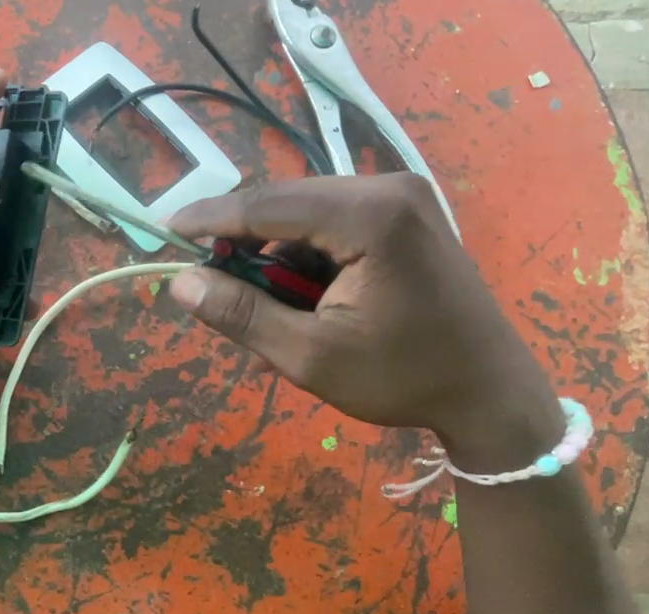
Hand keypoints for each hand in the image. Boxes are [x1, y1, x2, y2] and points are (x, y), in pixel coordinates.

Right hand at [166, 174, 562, 469]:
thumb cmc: (400, 377)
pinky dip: (305, 267)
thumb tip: (181, 284)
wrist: (486, 390)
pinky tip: (300, 310)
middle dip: (244, 247)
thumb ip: (242, 315)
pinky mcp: (405, 220)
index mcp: (370, 216)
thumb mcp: (309, 355)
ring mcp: (402, 201)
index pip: (267, 204)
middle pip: (286, 205)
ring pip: (306, 219)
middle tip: (211, 290)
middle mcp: (388, 189)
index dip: (209, 219)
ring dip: (275, 265)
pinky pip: (332, 231)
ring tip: (267, 323)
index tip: (162, 231)